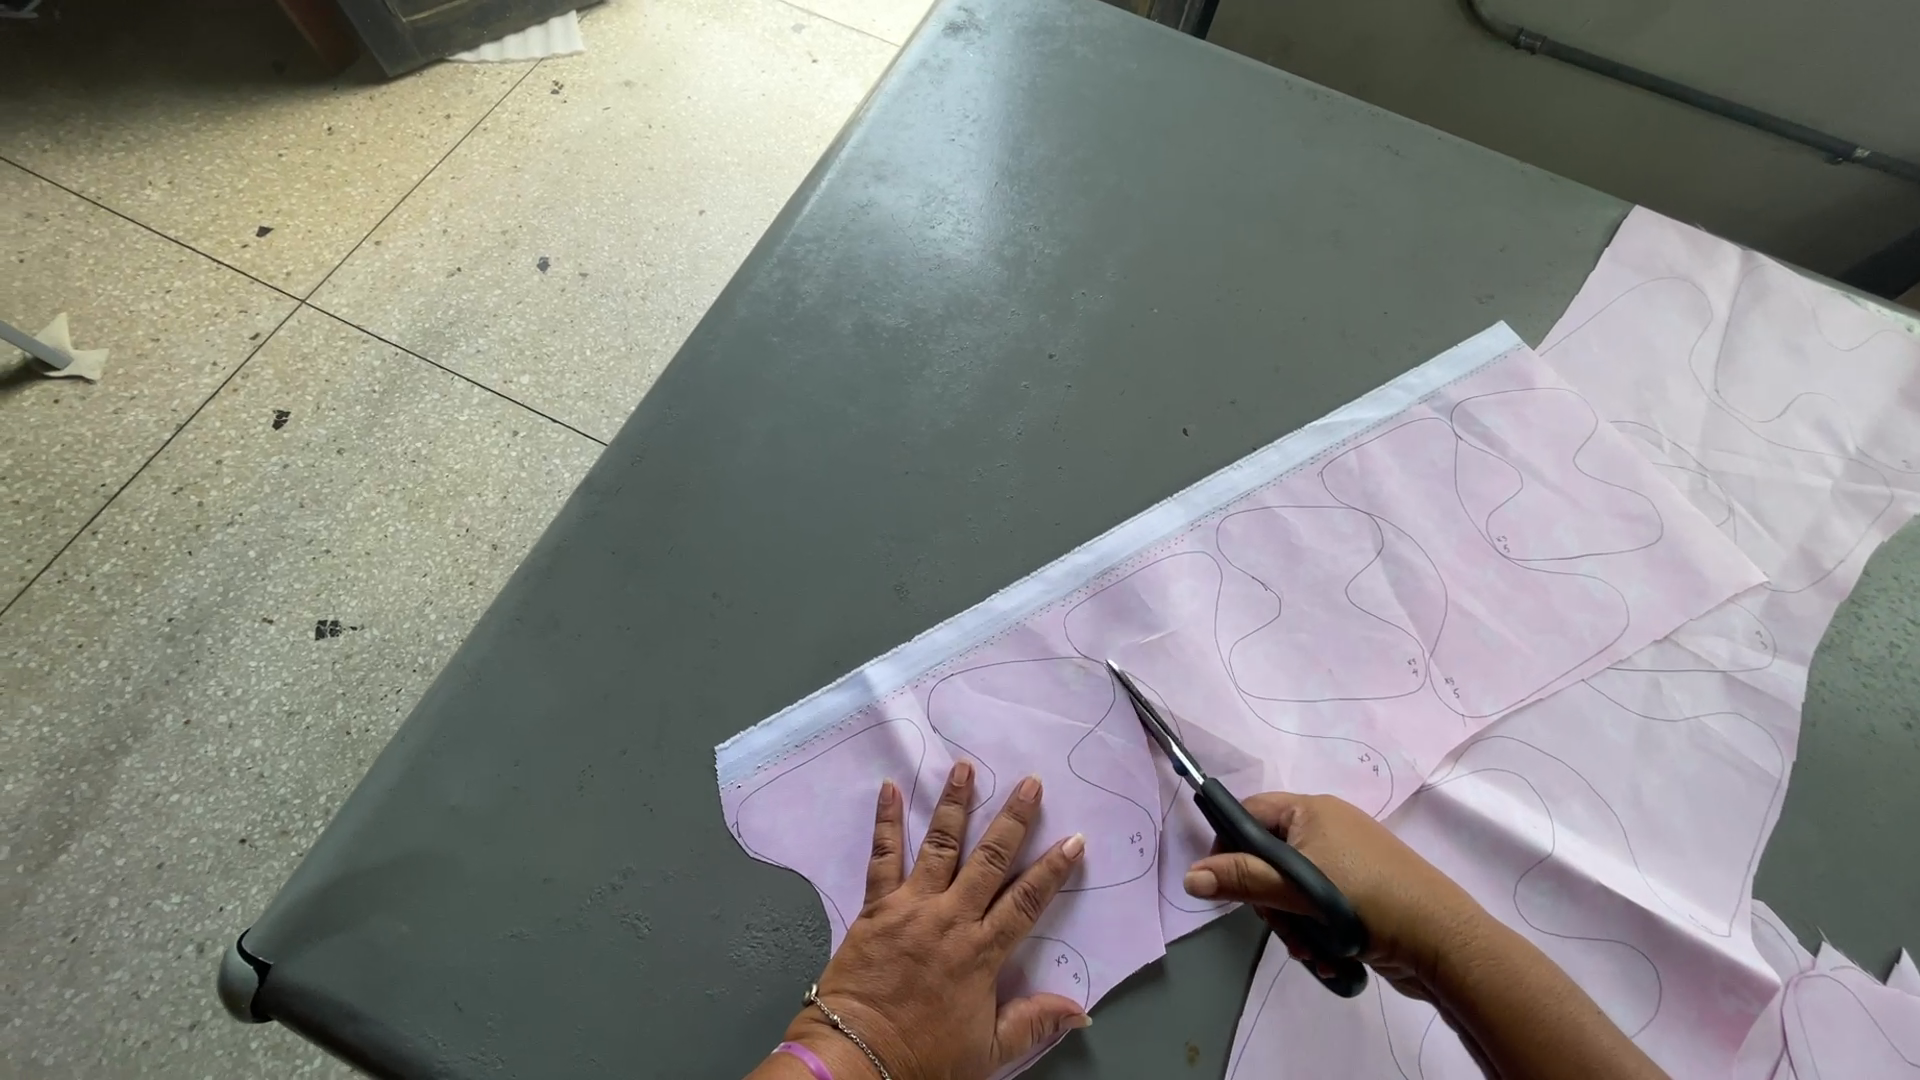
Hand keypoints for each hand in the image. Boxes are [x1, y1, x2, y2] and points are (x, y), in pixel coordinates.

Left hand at [781, 761, 1090, 1079]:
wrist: (857, 1061)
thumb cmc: (924, 1059)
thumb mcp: (988, 1052)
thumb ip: (1033, 1023)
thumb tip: (1081, 1011)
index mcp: (981, 952)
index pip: (1027, 901)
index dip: (1053, 869)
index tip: (1074, 839)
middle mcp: (951, 918)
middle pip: (989, 859)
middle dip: (1013, 820)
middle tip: (1029, 783)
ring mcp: (912, 905)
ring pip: (941, 845)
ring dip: (955, 804)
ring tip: (965, 767)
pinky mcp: (878, 905)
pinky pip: (883, 856)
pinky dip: (887, 821)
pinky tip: (889, 788)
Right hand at [1181, 791, 1488, 999]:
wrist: (1448, 944)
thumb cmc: (1369, 900)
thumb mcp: (1298, 888)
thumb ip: (1242, 880)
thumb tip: (1189, 877)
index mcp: (1310, 810)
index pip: (1249, 813)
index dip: (1229, 845)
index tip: (1224, 883)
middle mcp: (1326, 827)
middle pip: (1267, 856)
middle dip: (1267, 898)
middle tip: (1280, 924)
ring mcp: (1346, 860)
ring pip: (1291, 887)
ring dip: (1292, 923)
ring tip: (1311, 950)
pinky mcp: (1361, 891)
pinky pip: (1317, 903)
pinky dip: (1315, 930)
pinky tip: (1327, 956)